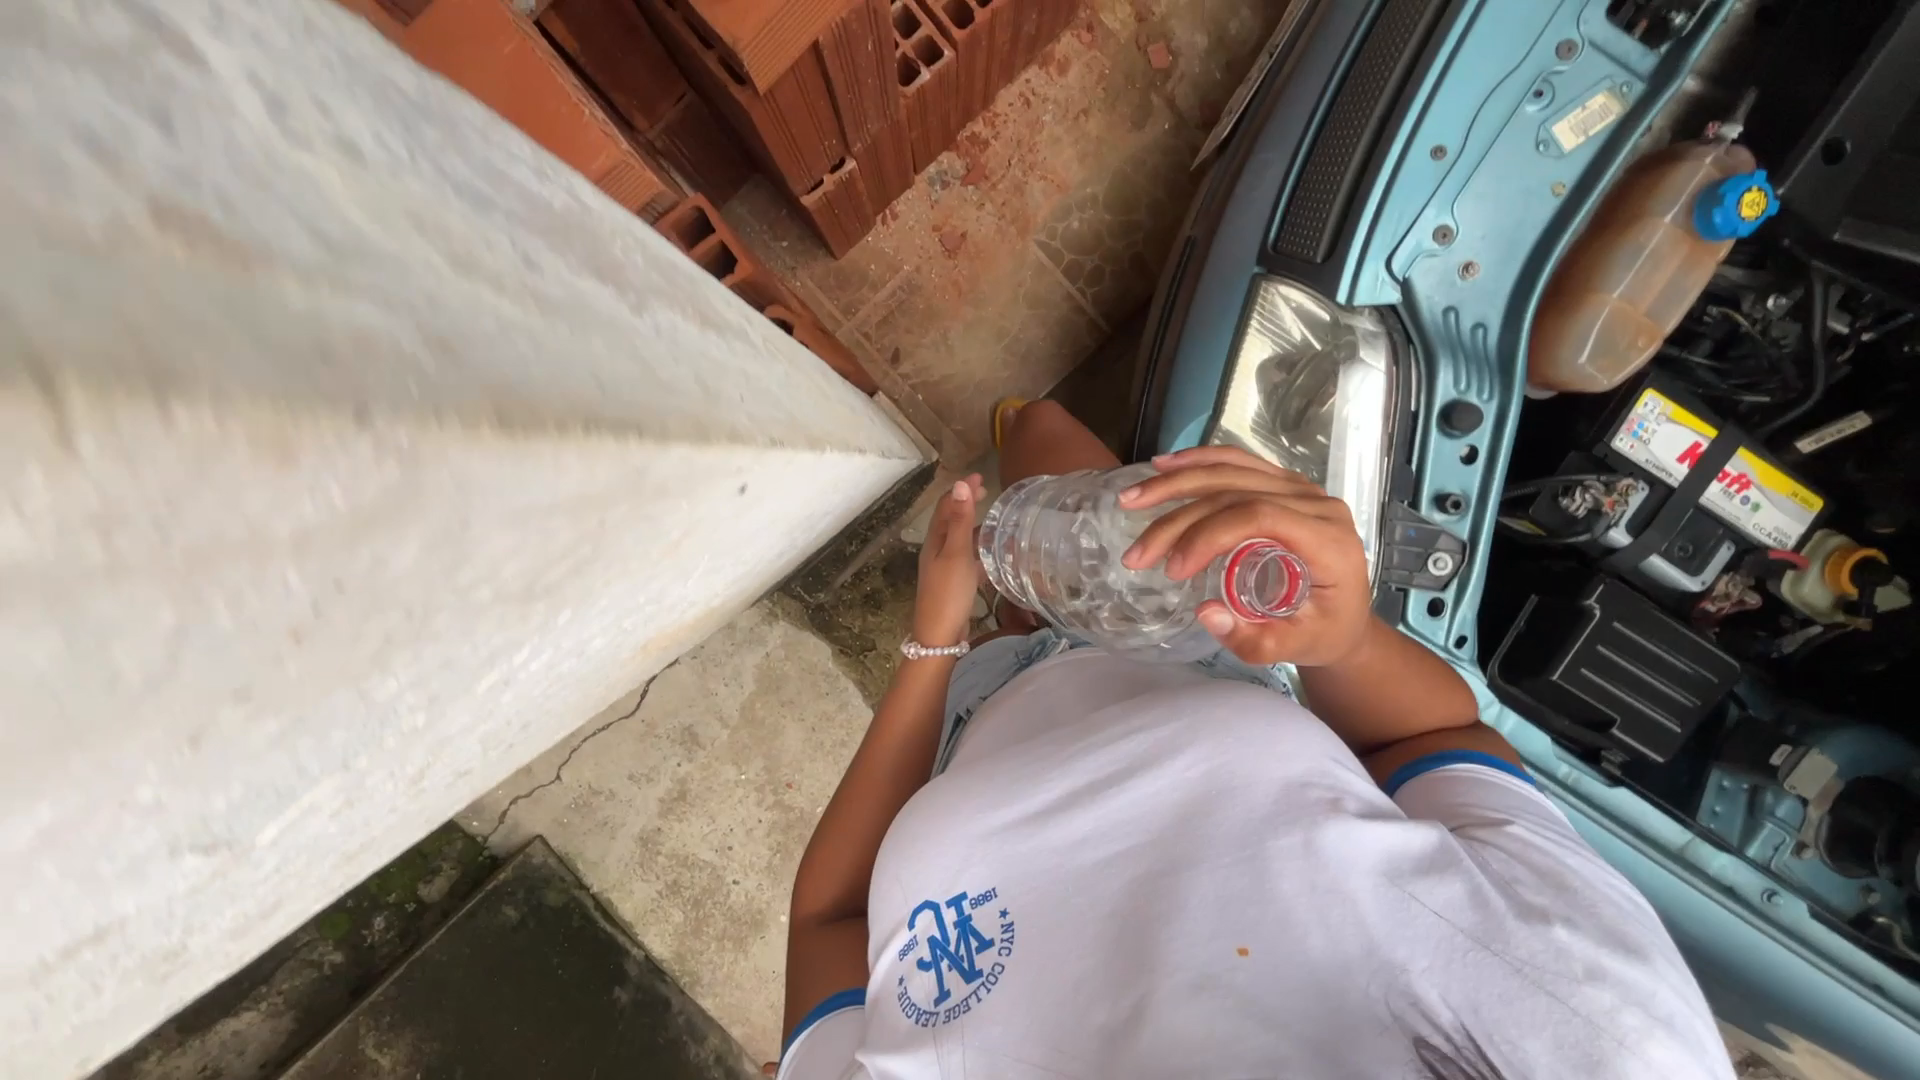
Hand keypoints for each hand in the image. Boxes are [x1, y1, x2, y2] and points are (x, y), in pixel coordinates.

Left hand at [912, 474, 985, 647]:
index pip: (947, 505)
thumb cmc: (948, 592)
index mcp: (935, 539)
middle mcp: (937, 550)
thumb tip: (959, 484)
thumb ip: (959, 520)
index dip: (962, 489)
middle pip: (952, 520)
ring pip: (961, 539)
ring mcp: (945, 567)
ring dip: (975, 526)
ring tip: (997, 520)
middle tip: (987, 491)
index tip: (981, 476)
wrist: (939, 634)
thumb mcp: (956, 553)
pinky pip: (969, 558)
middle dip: (967, 503)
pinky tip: (995, 554)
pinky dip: (981, 550)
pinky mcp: (955, 583)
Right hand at [1117, 446, 1371, 666]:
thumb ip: (1255, 640)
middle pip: (1235, 492)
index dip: (1208, 535)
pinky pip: (1237, 462)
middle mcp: (1316, 503)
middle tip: (1136, 554)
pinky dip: (1197, 461)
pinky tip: (1163, 465)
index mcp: (1327, 539)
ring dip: (1174, 483)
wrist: (1346, 618)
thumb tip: (1206, 612)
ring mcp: (1300, 488)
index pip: (1259, 516)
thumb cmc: (1323, 634)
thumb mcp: (1295, 648)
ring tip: (1130, 500)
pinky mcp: (1284, 484)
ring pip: (1230, 470)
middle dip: (1177, 519)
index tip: (1173, 571)